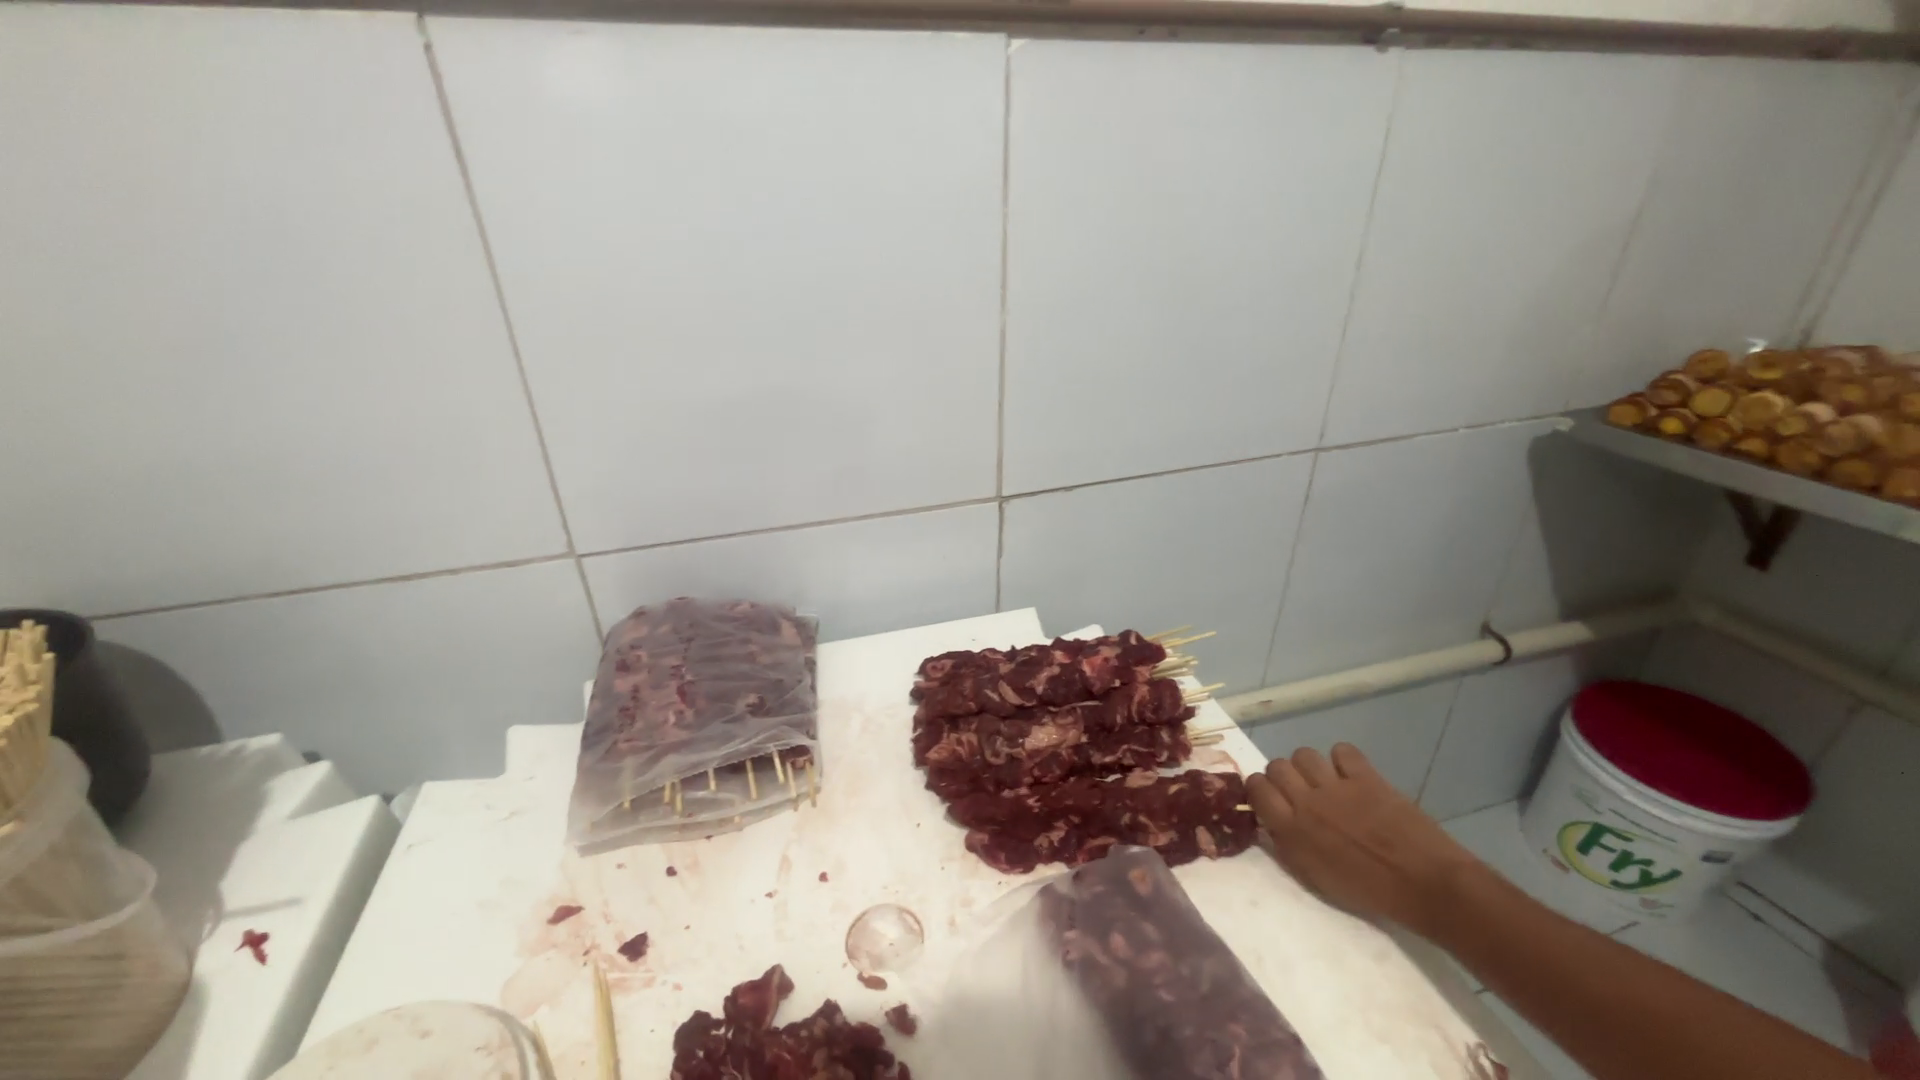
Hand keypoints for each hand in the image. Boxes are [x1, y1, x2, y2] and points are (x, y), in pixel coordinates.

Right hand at [1246, 743, 1487, 936]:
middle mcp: (1307, 802)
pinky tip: (1351, 775)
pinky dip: (1342, 759)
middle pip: (1277, 766)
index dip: (1259, 788)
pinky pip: (1342, 750)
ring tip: (1325, 781)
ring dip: (1310, 766)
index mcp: (1291, 831)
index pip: (1256, 788)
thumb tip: (1273, 823)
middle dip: (1283, 776)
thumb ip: (1288, 846)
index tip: (1270, 797)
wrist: (1424, 884)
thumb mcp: (1314, 878)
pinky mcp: (1366, 777)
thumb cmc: (1368, 891)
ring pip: (1303, 754)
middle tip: (1299, 791)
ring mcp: (1337, 786)